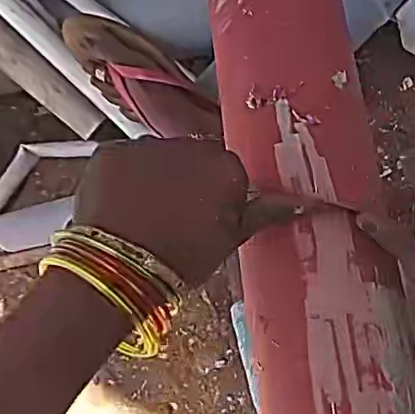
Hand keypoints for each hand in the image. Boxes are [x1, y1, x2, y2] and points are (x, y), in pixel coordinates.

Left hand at [73, 139, 306, 283]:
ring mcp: (146, 146)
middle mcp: (189, 146)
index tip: (216, 214)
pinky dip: (130, 175)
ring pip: (163, 156)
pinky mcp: (110, 152)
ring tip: (153, 211)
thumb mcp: (231, 238)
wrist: (120, 267)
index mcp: (226, 167)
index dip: (225, 192)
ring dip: (163, 174)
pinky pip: (129, 158)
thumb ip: (266, 213)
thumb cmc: (184, 257)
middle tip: (186, 214)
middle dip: (194, 178)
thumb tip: (303, 203)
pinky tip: (128, 203)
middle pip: (199, 157)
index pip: (234, 169)